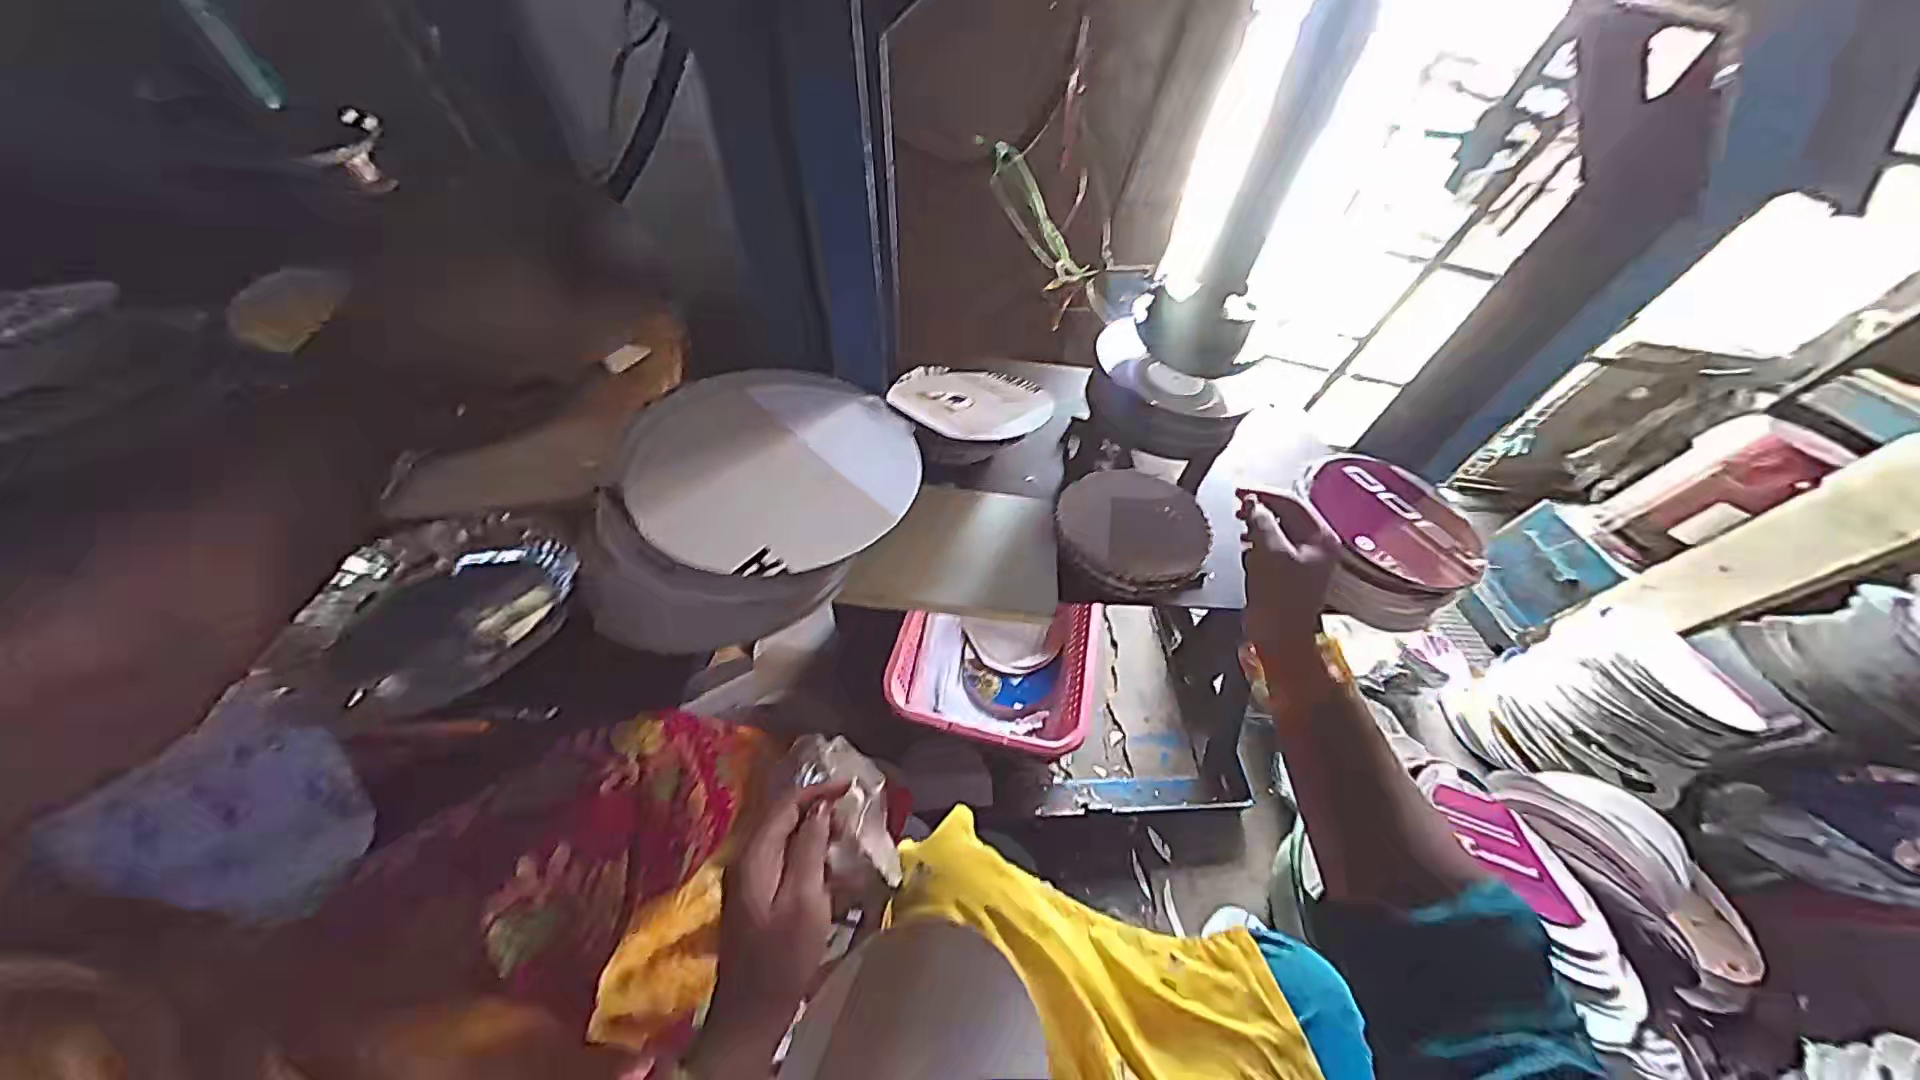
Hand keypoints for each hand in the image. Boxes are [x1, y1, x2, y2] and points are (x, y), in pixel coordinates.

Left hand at [691, 779, 851, 1077]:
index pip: (786, 805)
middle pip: (784, 820)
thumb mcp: (804, 899)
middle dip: (819, 815)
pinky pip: (786, 864)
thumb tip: (820, 808)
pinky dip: (810, 862)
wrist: (751, 1017)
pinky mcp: (758, 900)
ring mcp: (749, 881)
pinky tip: (831, 879)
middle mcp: (747, 861)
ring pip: (787, 842)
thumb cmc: (782, 958)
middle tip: (849, 828)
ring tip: (845, 852)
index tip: (850, 786)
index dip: (818, 790)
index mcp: (754, 856)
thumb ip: (810, 847)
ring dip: (817, 840)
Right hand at [1237, 489, 1338, 660]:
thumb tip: (1253, 504)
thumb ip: (1261, 523)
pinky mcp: (1290, 574)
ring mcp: (1305, 562)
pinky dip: (1258, 543)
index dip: (1264, 494)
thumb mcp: (1269, 552)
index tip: (1241, 491)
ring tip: (1239, 523)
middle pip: (1288, 516)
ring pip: (1280, 532)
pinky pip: (1274, 549)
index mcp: (1321, 539)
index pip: (1292, 503)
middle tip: (1238, 505)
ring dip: (1258, 525)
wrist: (1279, 635)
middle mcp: (1317, 548)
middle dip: (1261, 509)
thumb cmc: (1280, 597)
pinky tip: (1245, 546)